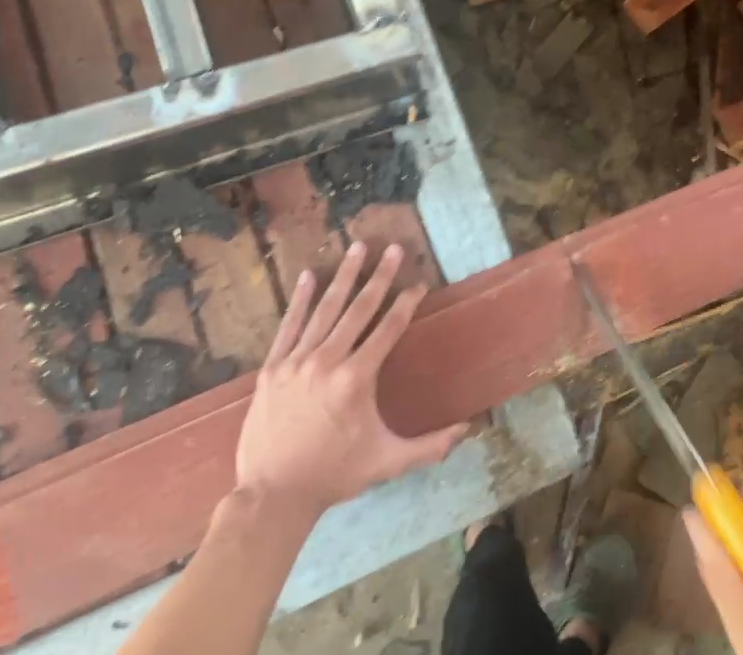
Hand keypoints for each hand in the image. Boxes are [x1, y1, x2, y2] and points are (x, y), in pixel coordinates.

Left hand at [234, 242, 469, 519]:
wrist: (273, 494)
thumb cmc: (335, 476)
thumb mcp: (389, 462)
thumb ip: (431, 445)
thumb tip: (470, 430)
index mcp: (356, 380)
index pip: (388, 329)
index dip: (406, 304)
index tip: (419, 284)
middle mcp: (326, 362)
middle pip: (358, 309)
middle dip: (379, 277)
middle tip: (394, 249)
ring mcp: (296, 363)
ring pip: (325, 310)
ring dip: (343, 277)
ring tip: (357, 248)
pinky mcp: (272, 370)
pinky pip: (289, 326)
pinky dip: (300, 300)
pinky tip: (309, 277)